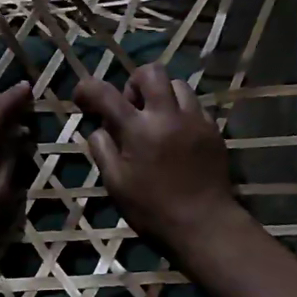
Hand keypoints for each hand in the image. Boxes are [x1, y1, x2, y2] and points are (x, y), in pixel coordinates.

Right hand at [71, 63, 244, 245]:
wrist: (204, 223)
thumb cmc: (152, 209)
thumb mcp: (116, 183)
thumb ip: (103, 150)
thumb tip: (99, 129)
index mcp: (138, 129)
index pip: (105, 94)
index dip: (88, 89)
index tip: (82, 97)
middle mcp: (167, 115)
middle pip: (151, 72)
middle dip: (134, 83)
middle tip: (130, 108)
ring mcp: (194, 120)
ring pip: (177, 84)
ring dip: (161, 95)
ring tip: (156, 120)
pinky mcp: (213, 130)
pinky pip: (195, 105)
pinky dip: (181, 111)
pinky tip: (176, 134)